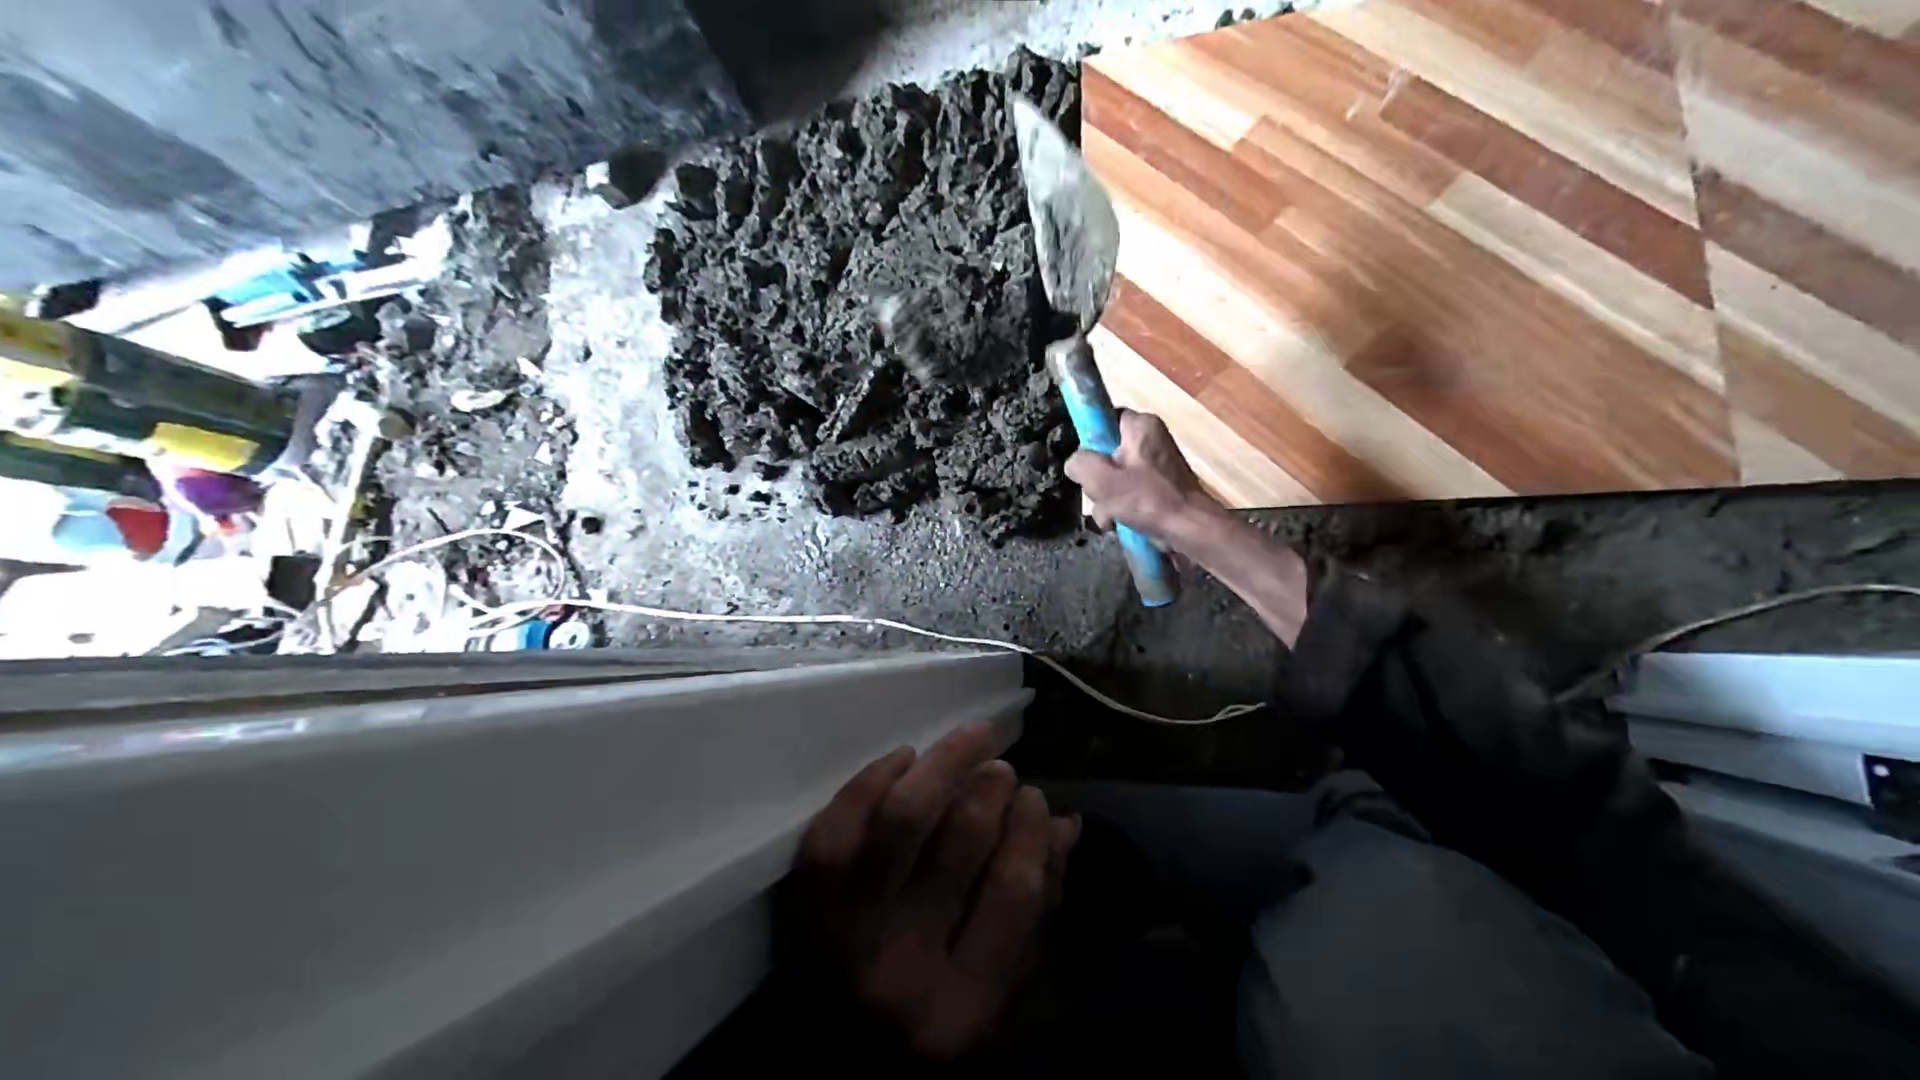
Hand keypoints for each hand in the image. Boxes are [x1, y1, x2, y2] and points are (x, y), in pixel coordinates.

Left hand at [797, 722, 1079, 1059]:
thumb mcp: (997, 985)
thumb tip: (1064, 824)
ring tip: (972, 740)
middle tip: (1001, 767)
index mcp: (964, 1002)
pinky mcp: (807, 899)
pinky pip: (842, 822)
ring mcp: (848, 927)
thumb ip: (1035, 909)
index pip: (1012, 891)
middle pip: (960, 844)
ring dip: (946, 764)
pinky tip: (905, 757)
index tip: (1036, 797)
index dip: (1029, 829)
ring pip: (904, 818)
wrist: (822, 1059)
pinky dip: (874, 777)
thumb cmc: (925, 1015)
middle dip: (991, 789)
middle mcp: (903, 965)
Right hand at [1065, 409, 1219, 543]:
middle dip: (1098, 479)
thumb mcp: (1101, 479)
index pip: (1103, 418)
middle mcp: (1152, 437)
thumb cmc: (1147, 499)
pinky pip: (1131, 489)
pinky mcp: (1162, 483)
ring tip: (1111, 516)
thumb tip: (1076, 464)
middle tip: (1100, 495)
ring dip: (1107, 498)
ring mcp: (1158, 462)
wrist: (1190, 528)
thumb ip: (1079, 463)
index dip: (1089, 441)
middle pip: (1107, 451)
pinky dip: (1123, 505)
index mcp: (1140, 425)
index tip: (1086, 464)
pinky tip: (1121, 521)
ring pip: (1116, 475)